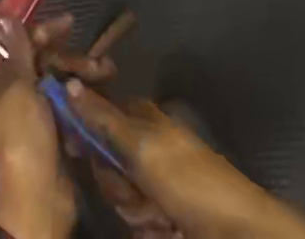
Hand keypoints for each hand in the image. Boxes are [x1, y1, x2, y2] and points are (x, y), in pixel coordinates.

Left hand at [0, 14, 108, 238]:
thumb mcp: (20, 91)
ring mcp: (36, 109)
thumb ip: (17, 53)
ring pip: (59, 81)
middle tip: (100, 63)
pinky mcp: (56, 128)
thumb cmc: (25, 140)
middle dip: (70, 58)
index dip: (41, 31)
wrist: (41, 200)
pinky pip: (70, 103)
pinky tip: (103, 94)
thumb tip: (2, 15)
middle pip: (43, 62)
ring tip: (107, 74)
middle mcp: (16, 89)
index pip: (18, 44)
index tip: (68, 25)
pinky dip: (84, 98)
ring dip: (82, 75)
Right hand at [62, 82, 304, 238]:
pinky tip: (166, 227)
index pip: (94, 111)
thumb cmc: (190, 182)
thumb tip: (65, 80)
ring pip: (114, 190)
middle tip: (136, 188)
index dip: (83, 129)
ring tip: (161, 216)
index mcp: (139, 116)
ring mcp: (151, 180)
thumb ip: (100, 116)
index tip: (76, 146)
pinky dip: (146, 225)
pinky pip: (132, 216)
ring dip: (133, 206)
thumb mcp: (142, 145)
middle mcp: (142, 143)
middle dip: (114, 180)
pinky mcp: (158, 211)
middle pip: (100, 157)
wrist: (238, 236)